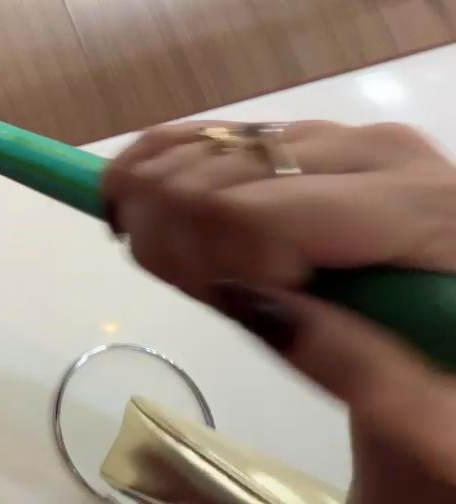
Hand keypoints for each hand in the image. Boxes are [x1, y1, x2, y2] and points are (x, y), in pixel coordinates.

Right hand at [103, 121, 455, 490]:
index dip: (213, 265)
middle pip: (199, 184)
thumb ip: (368, 373)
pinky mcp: (270, 138)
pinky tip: (144, 223)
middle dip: (180, 252)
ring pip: (170, 162)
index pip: (252, 213)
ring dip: (154, 226)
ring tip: (201, 275)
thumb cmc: (449, 389)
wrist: (445, 347)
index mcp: (430, 208)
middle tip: (215, 301)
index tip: (239, 315)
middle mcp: (368, 152)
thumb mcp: (437, 419)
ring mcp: (313, 138)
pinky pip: (169, 140)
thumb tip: (257, 307)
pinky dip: (133, 181)